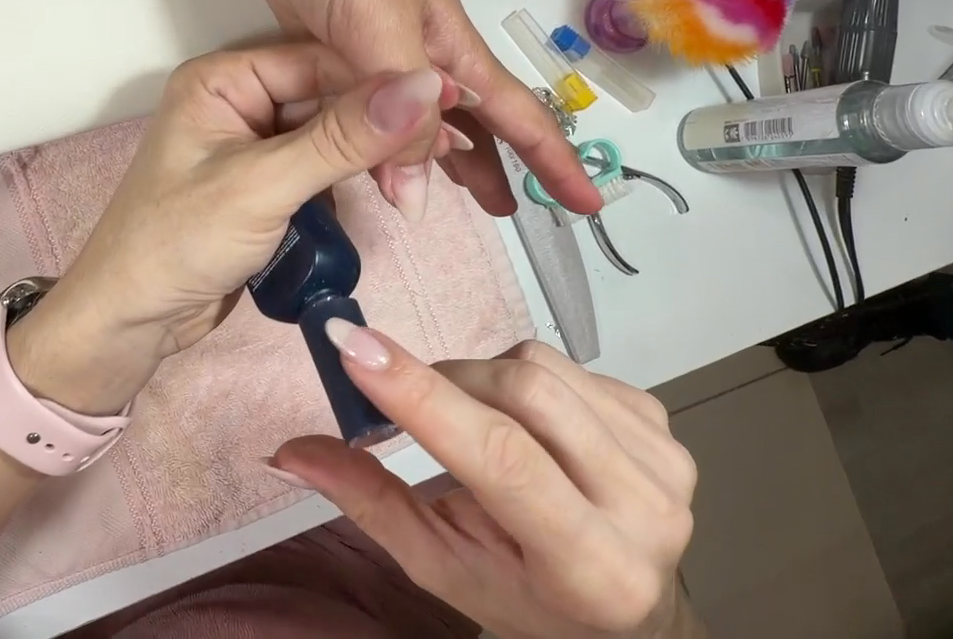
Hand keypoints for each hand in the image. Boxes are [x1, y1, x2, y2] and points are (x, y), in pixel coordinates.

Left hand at [18, 45, 450, 412]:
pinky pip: (315, 168)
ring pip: (327, 134)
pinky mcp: (258, 184)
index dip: (380, 83)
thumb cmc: (175, 244)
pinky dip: (343, 183)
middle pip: (327, 95)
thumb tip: (421, 85)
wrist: (131, 321)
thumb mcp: (263, 185)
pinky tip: (375, 194)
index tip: (443, 107)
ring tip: (411, 179)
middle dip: (377, 126)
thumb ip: (343, 136)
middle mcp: (236, 102)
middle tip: (438, 153)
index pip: (319, 61)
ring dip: (364, 157)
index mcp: (223, 80)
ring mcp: (247, 145)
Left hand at [233, 0, 600, 218]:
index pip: (516, 113)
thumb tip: (419, 193)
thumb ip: (402, 106)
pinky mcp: (333, 49)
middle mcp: (419, 54)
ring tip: (436, 203)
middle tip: (503, 216)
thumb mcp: (381, 26)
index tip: (588, 206)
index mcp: (448, 46)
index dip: (553, 160)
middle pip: (468, 123)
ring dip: (432, 161)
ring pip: (414, 121)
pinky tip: (363, 158)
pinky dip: (373, 140)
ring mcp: (375, 51)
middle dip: (492, 168)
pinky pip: (364, 110)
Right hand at [272, 332, 699, 638]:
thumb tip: (285, 452)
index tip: (351, 344)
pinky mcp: (664, 422)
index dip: (421, 395)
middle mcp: (647, 513)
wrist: (625, 607)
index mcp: (590, 569)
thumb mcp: (439, 562)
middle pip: (523, 393)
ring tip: (474, 421)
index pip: (500, 459)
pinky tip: (525, 422)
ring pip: (540, 365)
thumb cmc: (521, 593)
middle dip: (447, 381)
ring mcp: (667, 462)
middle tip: (412, 400)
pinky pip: (567, 361)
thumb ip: (367, 501)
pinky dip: (520, 376)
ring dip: (482, 377)